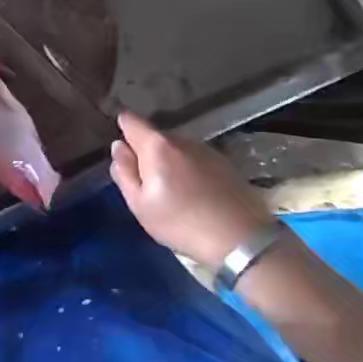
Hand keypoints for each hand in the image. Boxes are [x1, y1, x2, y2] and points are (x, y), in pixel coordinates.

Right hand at [110, 112, 274, 267]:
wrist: (243, 241)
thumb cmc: (181, 223)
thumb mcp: (139, 204)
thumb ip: (124, 171)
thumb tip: (119, 146)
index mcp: (157, 146)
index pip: (131, 120)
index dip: (121, 126)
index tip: (120, 146)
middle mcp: (183, 140)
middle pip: (155, 136)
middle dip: (145, 150)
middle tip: (144, 181)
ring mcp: (208, 150)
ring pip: (176, 148)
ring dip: (168, 161)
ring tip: (170, 190)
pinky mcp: (227, 165)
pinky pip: (196, 159)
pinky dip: (188, 169)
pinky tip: (193, 193)